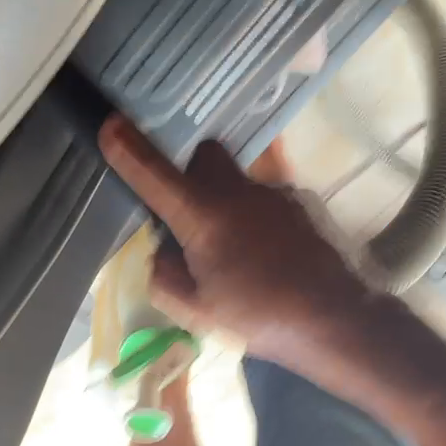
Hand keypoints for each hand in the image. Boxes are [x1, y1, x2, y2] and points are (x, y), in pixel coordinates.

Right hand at [98, 116, 376, 367]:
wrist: (335, 320)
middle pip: (206, 157)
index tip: (109, 124)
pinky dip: (257, 224)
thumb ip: (166, 277)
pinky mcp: (301, 205)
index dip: (129, 150)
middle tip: (189, 216)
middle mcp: (238, 193)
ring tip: (239, 259)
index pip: (156, 175)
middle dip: (191, 173)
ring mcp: (275, 194)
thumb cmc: (259, 319)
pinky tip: (270, 262)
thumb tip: (165, 254)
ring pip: (237, 185)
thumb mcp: (196, 312)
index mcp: (204, 218)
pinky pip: (266, 204)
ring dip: (227, 208)